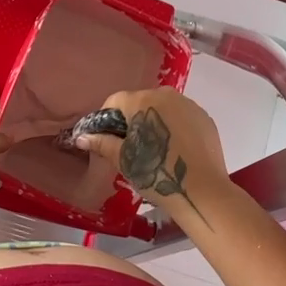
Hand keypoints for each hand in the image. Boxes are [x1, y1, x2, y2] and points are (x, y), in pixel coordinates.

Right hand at [72, 90, 233, 228]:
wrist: (202, 191)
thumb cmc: (156, 173)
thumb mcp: (123, 160)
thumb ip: (101, 143)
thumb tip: (81, 137)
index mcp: (142, 101)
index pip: (115, 101)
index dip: (107, 120)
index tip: (108, 140)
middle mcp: (165, 95)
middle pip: (140, 102)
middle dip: (133, 120)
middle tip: (132, 148)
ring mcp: (188, 104)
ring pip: (162, 108)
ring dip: (155, 122)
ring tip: (157, 151)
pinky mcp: (204, 117)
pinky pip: (182, 116)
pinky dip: (175, 127)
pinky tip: (177, 150)